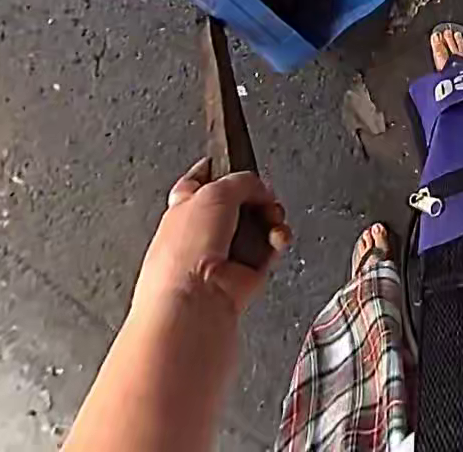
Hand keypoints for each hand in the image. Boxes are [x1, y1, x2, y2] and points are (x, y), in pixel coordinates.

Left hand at [132, 159, 292, 318]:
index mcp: (184, 205)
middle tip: (262, 195)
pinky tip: (276, 237)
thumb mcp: (216, 191)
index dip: (220, 167)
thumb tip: (260, 188)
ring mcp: (225, 251)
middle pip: (240, 199)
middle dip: (257, 194)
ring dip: (271, 214)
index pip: (202, 178)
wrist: (195, 303)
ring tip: (271, 217)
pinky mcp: (247, 270)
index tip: (236, 160)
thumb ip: (243, 179)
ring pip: (259, 220)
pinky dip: (278, 239)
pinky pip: (271, 246)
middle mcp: (203, 229)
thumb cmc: (185, 252)